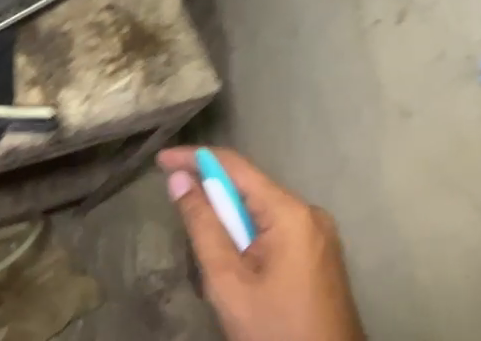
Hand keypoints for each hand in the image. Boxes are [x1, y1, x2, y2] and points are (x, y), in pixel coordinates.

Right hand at [160, 147, 365, 340]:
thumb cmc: (277, 334)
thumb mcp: (228, 282)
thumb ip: (202, 225)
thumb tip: (179, 179)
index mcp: (290, 213)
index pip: (233, 165)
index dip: (193, 157)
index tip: (160, 162)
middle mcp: (309, 214)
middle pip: (247, 189)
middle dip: (212, 202)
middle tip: (182, 226)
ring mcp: (319, 236)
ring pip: (258, 212)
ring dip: (228, 227)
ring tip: (211, 266)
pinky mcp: (320, 256)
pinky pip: (274, 231)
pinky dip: (248, 241)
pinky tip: (236, 272)